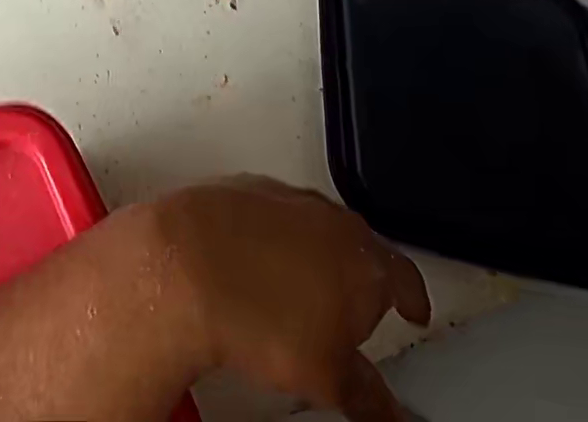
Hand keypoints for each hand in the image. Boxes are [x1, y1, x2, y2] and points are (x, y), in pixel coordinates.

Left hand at [150, 177, 430, 421]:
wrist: (178, 269)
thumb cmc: (254, 314)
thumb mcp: (326, 377)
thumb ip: (369, 394)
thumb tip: (383, 408)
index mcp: (363, 258)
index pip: (403, 276)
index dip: (409, 298)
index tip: (409, 307)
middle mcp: (320, 215)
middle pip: (351, 242)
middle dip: (352, 273)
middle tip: (344, 304)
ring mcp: (271, 195)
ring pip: (301, 221)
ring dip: (302, 248)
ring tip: (287, 286)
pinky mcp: (227, 186)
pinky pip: (254, 209)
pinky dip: (256, 231)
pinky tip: (242, 259)